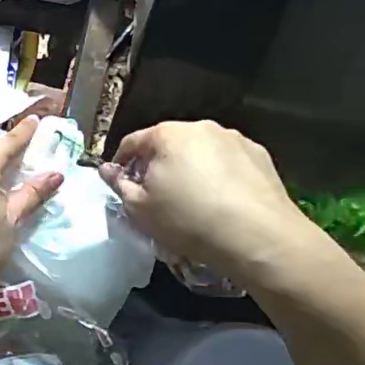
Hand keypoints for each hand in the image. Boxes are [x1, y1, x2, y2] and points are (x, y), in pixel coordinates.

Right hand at [101, 121, 334, 290]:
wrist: (257, 236)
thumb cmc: (187, 220)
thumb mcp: (139, 208)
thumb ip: (118, 185)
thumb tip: (105, 169)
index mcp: (167, 135)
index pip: (132, 142)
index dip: (121, 162)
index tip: (122, 183)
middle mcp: (201, 128)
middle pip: (168, 142)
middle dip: (157, 163)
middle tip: (154, 193)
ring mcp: (234, 139)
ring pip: (199, 150)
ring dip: (189, 167)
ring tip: (190, 198)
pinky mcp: (260, 155)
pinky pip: (226, 160)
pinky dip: (216, 173)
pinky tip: (219, 200)